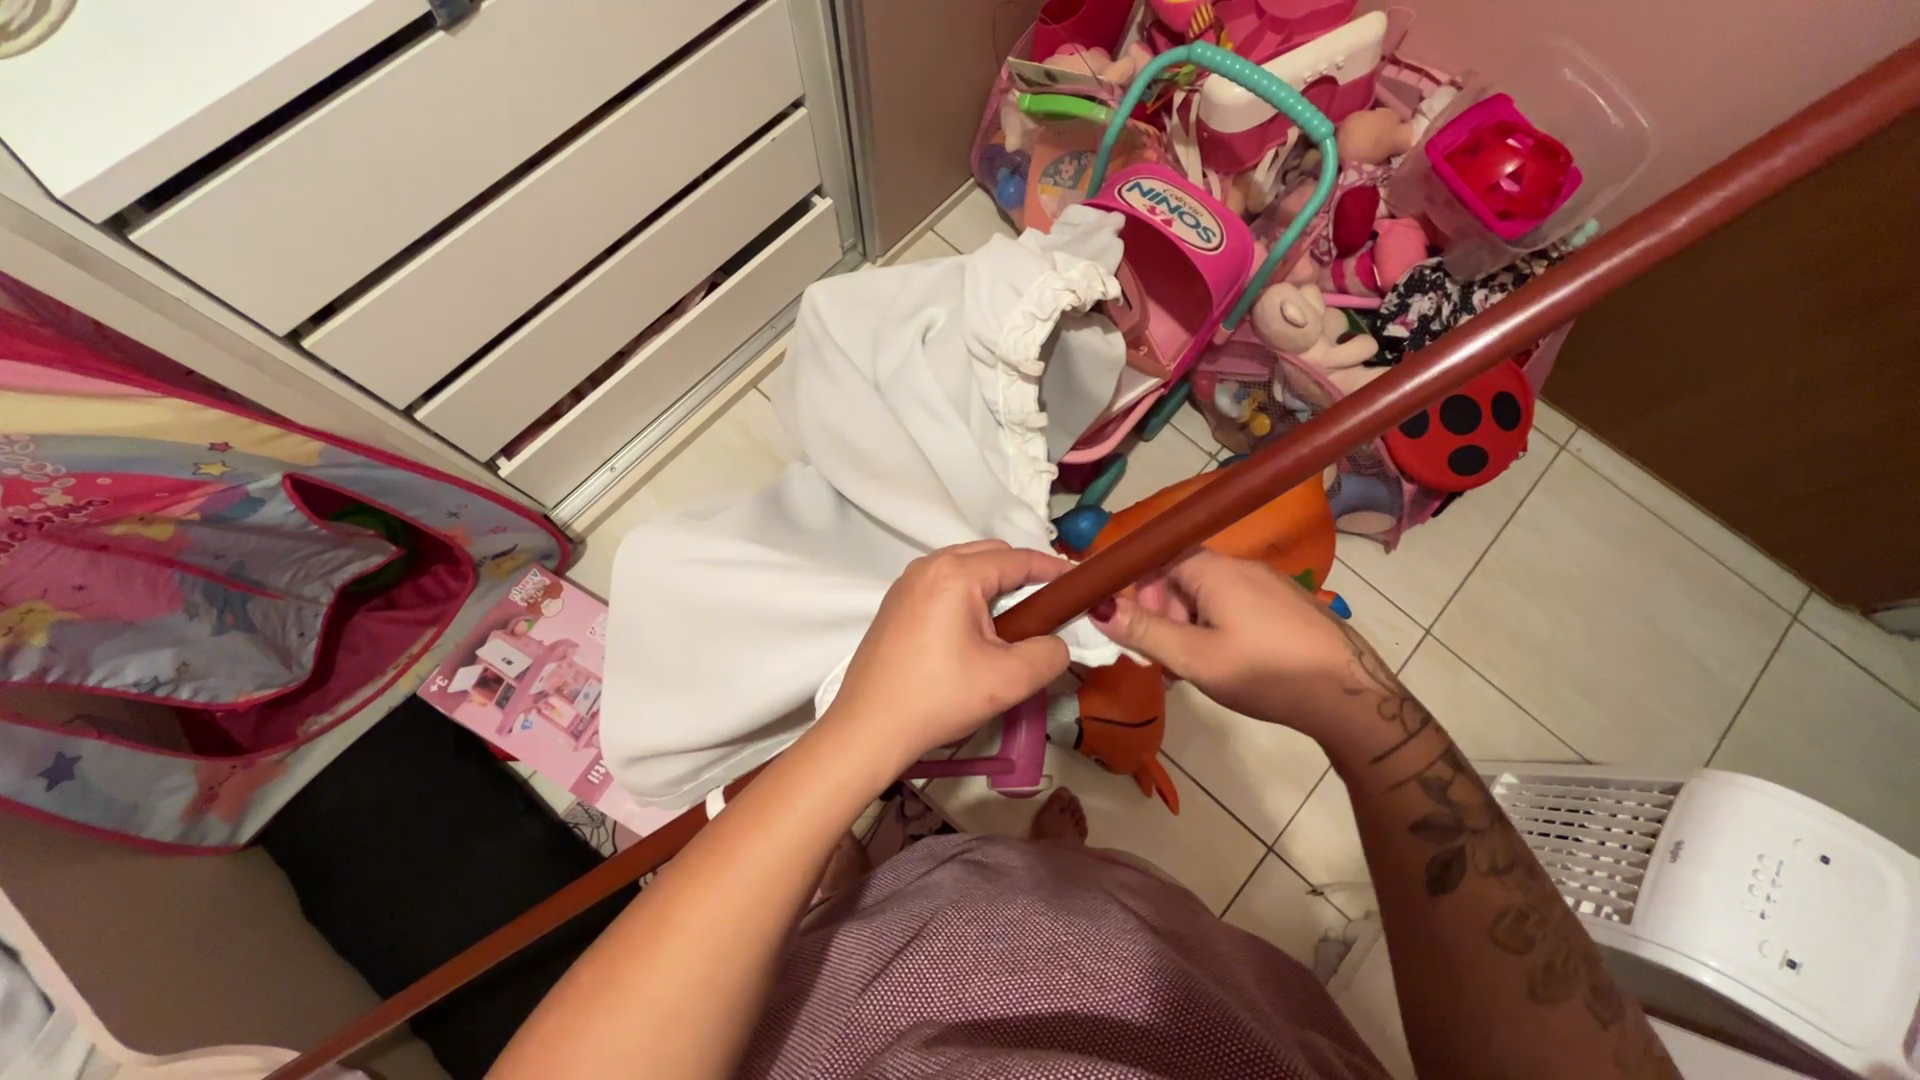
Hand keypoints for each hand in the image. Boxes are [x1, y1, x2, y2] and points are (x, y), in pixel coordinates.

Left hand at [818, 541, 1072, 775]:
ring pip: (964, 568)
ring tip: (1014, 623)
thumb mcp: (1009, 680)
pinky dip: (967, 596)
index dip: (1053, 570)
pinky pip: (943, 585)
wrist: (868, 730)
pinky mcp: (894, 606)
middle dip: (1022, 574)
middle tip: (1048, 608)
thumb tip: (1054, 644)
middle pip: (989, 555)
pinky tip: (976, 632)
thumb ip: (1049, 653)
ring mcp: (905, 585)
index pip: (1016, 559)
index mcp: (955, 574)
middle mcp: (927, 567)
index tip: (1079, 584)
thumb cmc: (939, 699)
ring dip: (993, 585)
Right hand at [1094, 549, 1378, 737]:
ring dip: (1186, 627)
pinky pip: (1234, 607)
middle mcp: (1241, 567)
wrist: (1351, 697)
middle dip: (1161, 614)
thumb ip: (1143, 632)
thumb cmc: (1265, 673)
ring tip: (1188, 671)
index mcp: (1215, 569)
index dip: (1137, 588)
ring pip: (1207, 596)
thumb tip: (1095, 606)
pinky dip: (1214, 630)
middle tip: (1161, 659)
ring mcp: (1268, 586)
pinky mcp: (1285, 606)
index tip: (1132, 626)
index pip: (1158, 556)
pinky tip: (1221, 666)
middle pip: (1181, 577)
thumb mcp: (1195, 658)